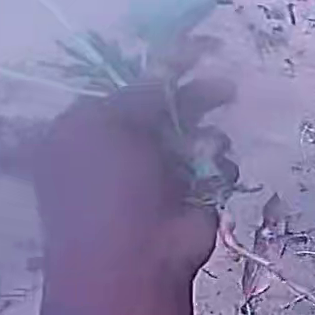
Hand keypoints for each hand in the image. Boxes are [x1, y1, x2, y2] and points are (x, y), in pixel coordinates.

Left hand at [34, 84, 227, 291]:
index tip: (195, 54)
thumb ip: (136, 95)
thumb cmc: (107, 190)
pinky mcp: (196, 197)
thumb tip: (161, 74)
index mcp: (89, 132)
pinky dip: (218, 169)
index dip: (162, 71)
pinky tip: (211, 178)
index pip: (130, 90)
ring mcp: (163, 176)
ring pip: (198, 138)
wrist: (135, 260)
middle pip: (169, 111)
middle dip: (195, 100)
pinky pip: (216, 169)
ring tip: (205, 153)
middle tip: (224, 89)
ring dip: (206, 141)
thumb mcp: (105, 126)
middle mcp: (126, 152)